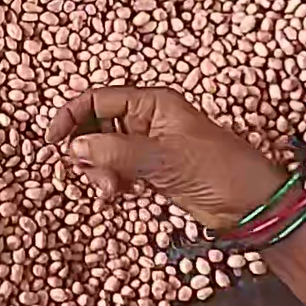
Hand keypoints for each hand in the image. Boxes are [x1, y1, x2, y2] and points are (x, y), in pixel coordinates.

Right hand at [44, 86, 287, 229]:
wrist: (253, 205)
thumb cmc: (220, 170)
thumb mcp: (164, 158)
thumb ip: (116, 151)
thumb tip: (76, 147)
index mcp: (152, 103)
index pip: (97, 100)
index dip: (70, 117)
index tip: (53, 141)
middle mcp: (145, 120)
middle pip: (94, 125)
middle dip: (87, 150)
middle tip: (96, 175)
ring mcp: (145, 145)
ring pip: (101, 150)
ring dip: (98, 170)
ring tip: (113, 190)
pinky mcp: (147, 169)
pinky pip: (113, 168)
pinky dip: (109, 180)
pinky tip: (120, 193)